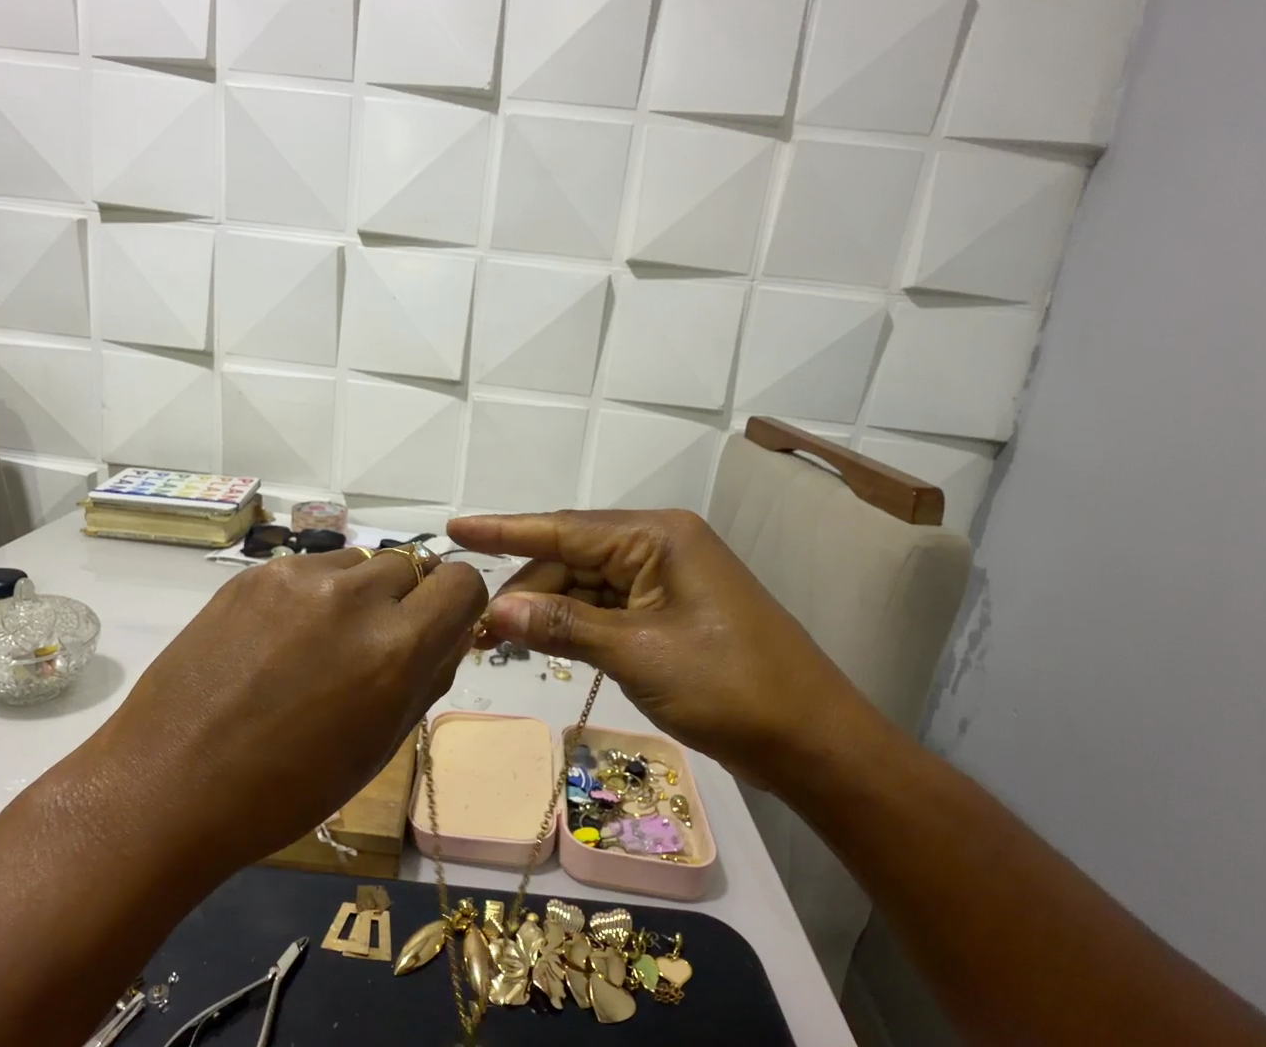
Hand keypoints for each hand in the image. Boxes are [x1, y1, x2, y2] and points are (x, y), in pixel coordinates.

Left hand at [87, 548, 485, 872]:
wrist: (169, 784)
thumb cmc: (287, 790)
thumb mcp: (380, 746)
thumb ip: (427, 678)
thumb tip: (451, 635)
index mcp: (395, 649)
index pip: (462, 584)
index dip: (458, 607)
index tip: (437, 632)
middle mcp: (354, 597)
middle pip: (413, 566)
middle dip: (407, 601)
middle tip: (370, 647)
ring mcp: (297, 579)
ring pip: (360, 563)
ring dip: (359, 594)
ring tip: (318, 645)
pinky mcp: (251, 575)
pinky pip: (309, 569)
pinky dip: (312, 596)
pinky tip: (277, 641)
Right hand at [448, 510, 860, 781]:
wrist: (811, 738)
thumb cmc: (728, 686)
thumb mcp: (636, 653)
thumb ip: (562, 624)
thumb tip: (496, 610)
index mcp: (657, 537)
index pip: (564, 527)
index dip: (504, 530)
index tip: (454, 528)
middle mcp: (661, 546)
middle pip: (573, 557)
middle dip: (526, 588)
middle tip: (479, 630)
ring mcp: (668, 582)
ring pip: (588, 585)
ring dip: (548, 610)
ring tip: (502, 642)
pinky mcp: (672, 615)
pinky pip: (609, 609)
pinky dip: (576, 626)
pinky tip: (546, 645)